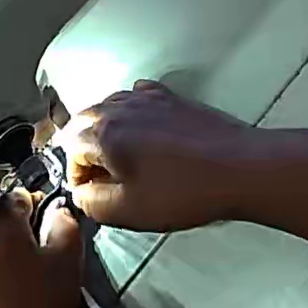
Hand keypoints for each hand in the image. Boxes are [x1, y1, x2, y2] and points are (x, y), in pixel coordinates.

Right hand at [58, 80, 262, 231]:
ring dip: (103, 129)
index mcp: (103, 134)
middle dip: (83, 148)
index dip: (76, 175)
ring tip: (120, 157)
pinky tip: (142, 130)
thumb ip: (93, 203)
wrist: (238, 168)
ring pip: (106, 106)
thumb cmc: (185, 191)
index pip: (69, 149)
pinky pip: (134, 97)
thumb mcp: (130, 211)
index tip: (91, 192)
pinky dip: (129, 112)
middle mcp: (118, 107)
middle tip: (99, 175)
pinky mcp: (168, 97)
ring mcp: (144, 98)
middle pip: (82, 121)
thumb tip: (81, 193)